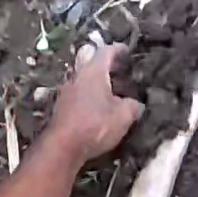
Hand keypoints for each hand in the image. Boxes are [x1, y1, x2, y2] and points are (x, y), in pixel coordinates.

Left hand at [46, 43, 142, 162]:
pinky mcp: (61, 108)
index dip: (119, 50)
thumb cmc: (95, 125)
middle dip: (103, 64)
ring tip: (111, 92)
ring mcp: (66, 92)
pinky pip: (78, 95)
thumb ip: (133, 105)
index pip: (106, 51)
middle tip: (118, 70)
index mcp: (93, 71)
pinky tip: (97, 108)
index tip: (127, 52)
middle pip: (89, 61)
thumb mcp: (124, 115)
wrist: (62, 147)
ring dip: (96, 82)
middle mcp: (77, 76)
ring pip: (82, 79)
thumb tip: (136, 104)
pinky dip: (89, 97)